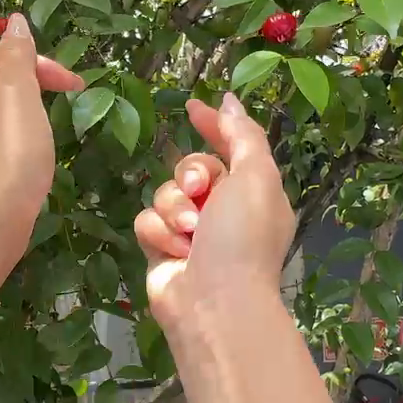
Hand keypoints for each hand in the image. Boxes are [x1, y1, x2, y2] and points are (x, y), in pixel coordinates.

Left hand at [0, 13, 82, 259]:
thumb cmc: (4, 154)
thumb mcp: (18, 94)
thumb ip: (19, 54)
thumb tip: (16, 21)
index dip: (40, 66)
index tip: (75, 87)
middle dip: (30, 95)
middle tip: (61, 111)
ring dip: (21, 123)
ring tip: (41, 142)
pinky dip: (7, 149)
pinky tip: (22, 166)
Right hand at [135, 93, 293, 331]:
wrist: (215, 301)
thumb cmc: (243, 237)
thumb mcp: (256, 177)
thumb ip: (243, 136)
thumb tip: (230, 102)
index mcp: (252, 192)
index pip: (229, 147)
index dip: (213, 126)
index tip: (193, 106)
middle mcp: (221, 209)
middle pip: (190, 167)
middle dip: (190, 175)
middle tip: (198, 192)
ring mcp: (189, 231)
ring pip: (164, 193)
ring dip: (174, 210)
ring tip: (190, 234)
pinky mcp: (161, 248)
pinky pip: (146, 221)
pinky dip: (159, 234)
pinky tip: (175, 253)